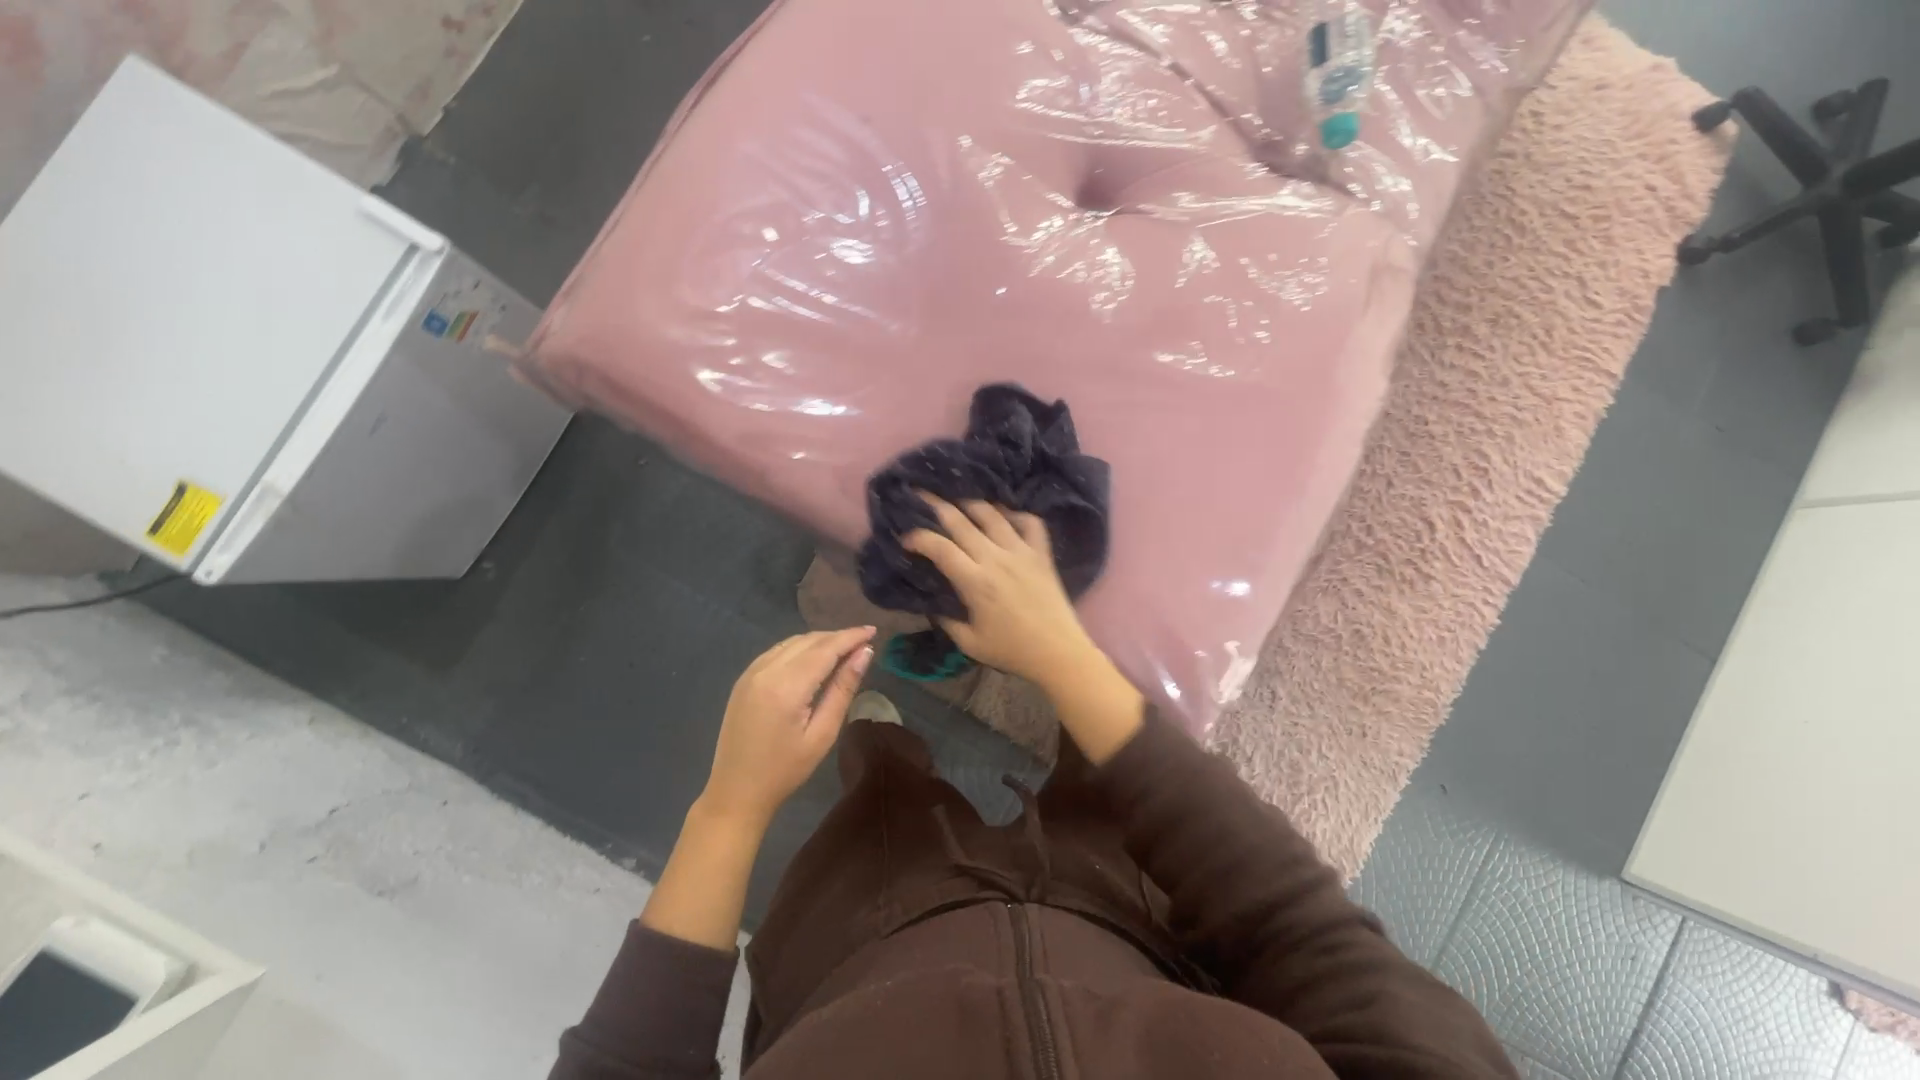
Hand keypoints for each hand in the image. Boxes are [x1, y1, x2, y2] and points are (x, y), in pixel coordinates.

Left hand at [701, 627, 875, 827]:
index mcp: (786, 686)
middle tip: (864, 641)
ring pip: (790, 642)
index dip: (851, 637)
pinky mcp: (743, 680)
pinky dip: (798, 648)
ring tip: (843, 648)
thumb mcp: (822, 734)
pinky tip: (813, 658)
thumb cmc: (785, 769)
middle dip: (837, 636)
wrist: (737, 790)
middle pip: (808, 640)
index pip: (825, 648)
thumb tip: (864, 654)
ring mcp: (750, 673)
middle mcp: (766, 670)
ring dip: (818, 640)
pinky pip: (776, 652)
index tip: (873, 630)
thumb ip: (842, 689)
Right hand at [902, 494, 1098, 685]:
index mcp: (975, 582)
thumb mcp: (970, 643)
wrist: (1058, 653)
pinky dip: (1015, 513)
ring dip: (971, 503)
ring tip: (957, 498)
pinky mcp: (1042, 553)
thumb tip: (931, 603)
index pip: (940, 548)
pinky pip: (1030, 522)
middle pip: (961, 521)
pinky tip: (1004, 515)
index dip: (919, 538)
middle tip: (919, 494)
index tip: (906, 538)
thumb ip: (946, 620)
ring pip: (993, 514)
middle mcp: (996, 558)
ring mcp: (1021, 552)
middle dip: (935, 505)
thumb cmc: (1012, 651)